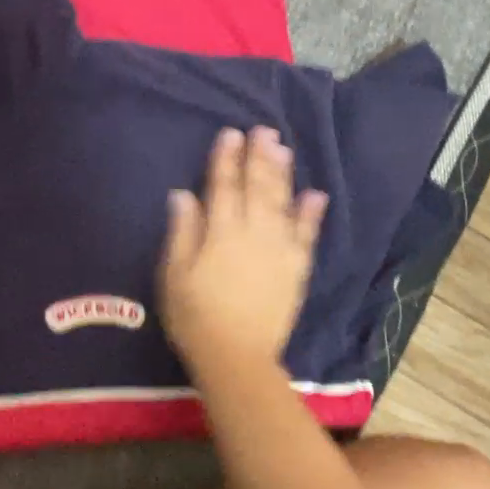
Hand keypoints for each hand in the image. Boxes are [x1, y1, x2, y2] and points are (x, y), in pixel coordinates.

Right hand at [160, 127, 327, 378]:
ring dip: (283, 175)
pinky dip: (311, 214)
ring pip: (281, 204)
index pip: (222, 188)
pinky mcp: (295, 270)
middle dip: (259, 158)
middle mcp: (253, 234)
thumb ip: (182, 232)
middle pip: (256, 189)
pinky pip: (306, 236)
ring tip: (284, 149)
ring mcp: (278, 251)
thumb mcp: (174, 274)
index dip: (225, 160)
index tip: (230, 134)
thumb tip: (183, 194)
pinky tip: (315, 194)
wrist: (236, 358)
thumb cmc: (194, 316)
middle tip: (264, 130)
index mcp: (220, 234)